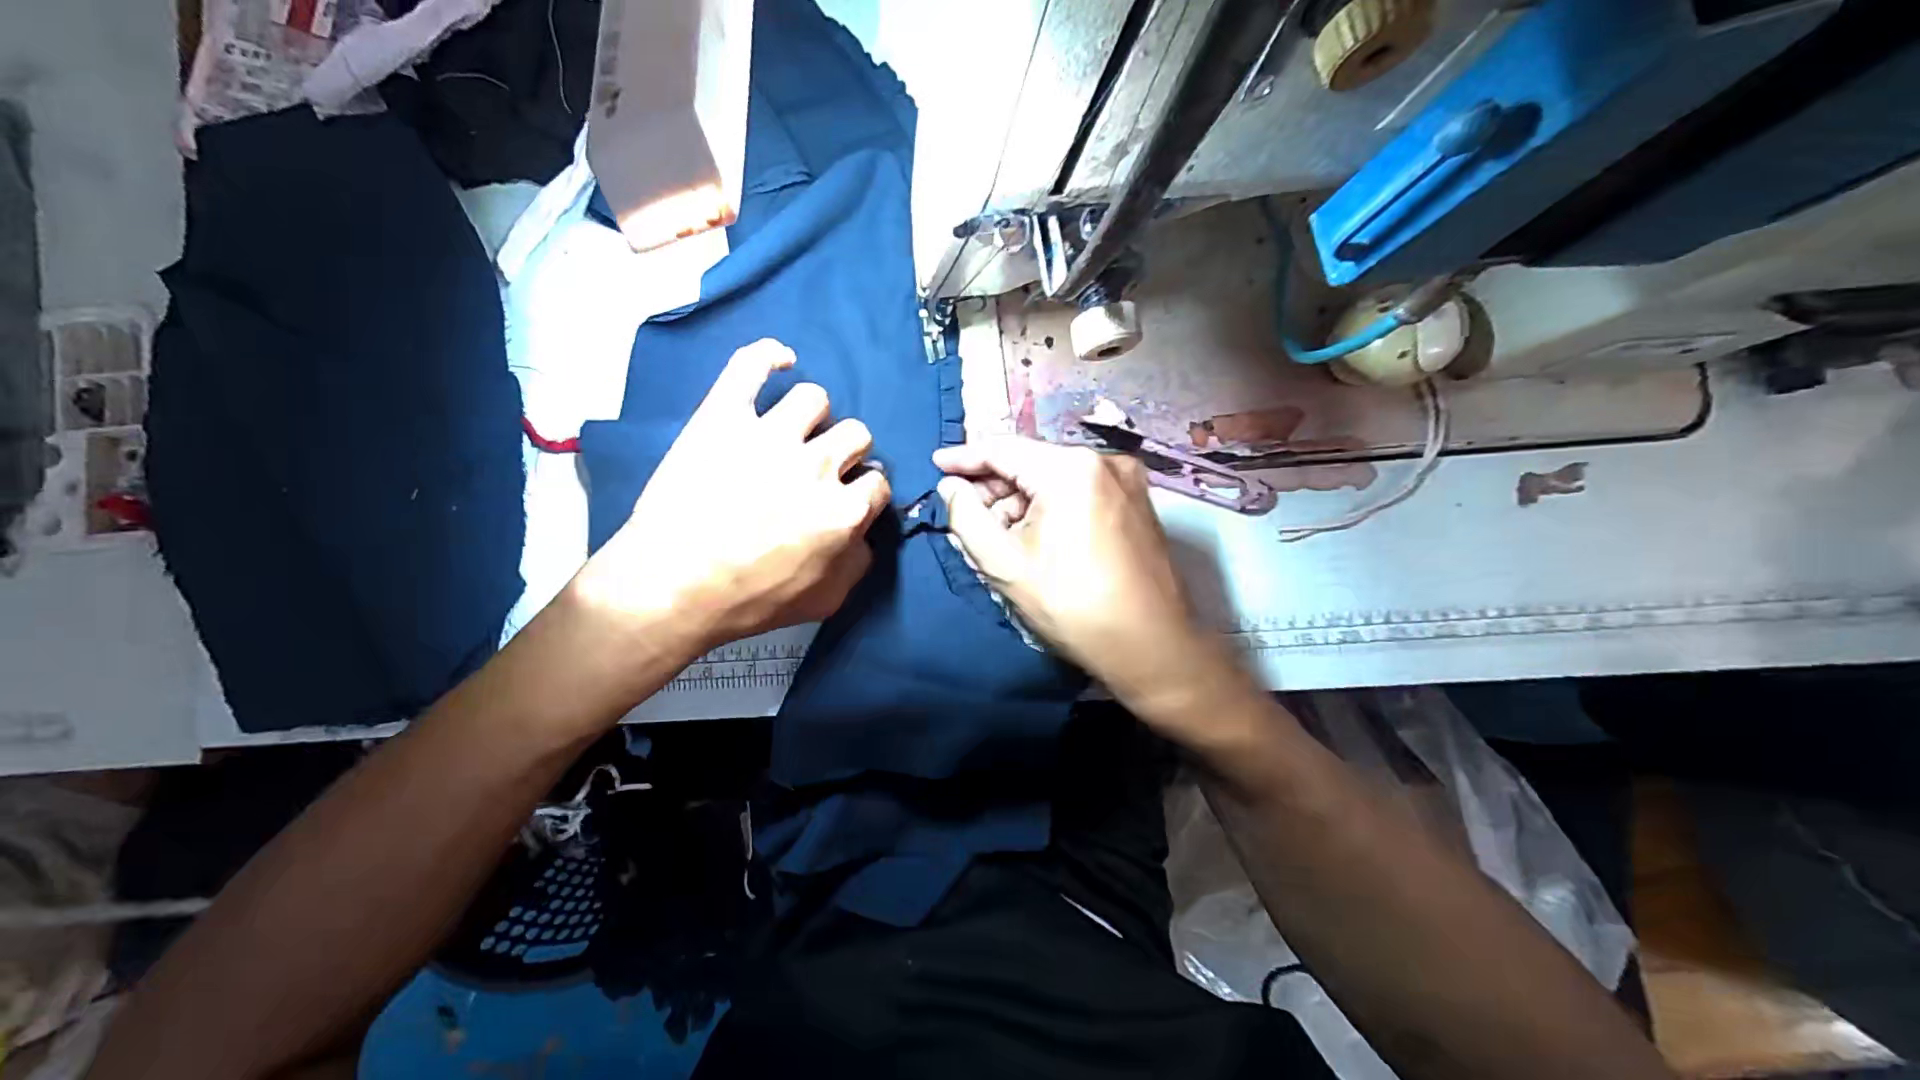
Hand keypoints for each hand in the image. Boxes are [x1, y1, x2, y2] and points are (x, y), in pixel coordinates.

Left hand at [571, 338, 889, 662]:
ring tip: (793, 433)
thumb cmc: (748, 600)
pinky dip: (770, 356)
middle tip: (819, 471)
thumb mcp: (823, 600)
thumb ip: (858, 563)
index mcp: (845, 510)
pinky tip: (781, 361)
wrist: (672, 587)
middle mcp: (818, 464)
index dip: (865, 491)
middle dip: (846, 453)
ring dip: (812, 417)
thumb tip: (866, 535)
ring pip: (815, 398)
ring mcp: (770, 434)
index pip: (877, 482)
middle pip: (856, 435)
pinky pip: (752, 365)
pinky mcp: (724, 416)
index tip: (848, 499)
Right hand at [934, 437, 1252, 729]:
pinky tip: (1034, 538)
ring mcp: (1127, 481)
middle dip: (994, 487)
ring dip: (1022, 501)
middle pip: (1031, 462)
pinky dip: (1051, 508)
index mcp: (1071, 468)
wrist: (1152, 647)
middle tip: (964, 514)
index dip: (965, 457)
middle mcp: (1104, 461)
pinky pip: (1081, 492)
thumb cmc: (1073, 606)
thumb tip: (951, 486)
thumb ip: (966, 517)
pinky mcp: (1137, 503)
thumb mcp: (1005, 564)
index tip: (936, 465)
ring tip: (997, 536)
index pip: (1004, 448)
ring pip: (1056, 479)